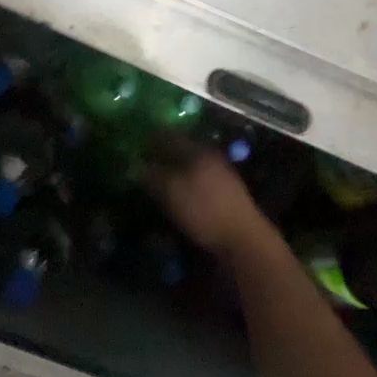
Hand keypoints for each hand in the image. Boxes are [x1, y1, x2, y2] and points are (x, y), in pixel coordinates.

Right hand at [144, 146, 277, 258]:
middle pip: (180, 151)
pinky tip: (175, 197)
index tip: (133, 145)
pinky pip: (198, 184)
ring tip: (155, 183)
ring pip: (190, 168)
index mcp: (198, 150)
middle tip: (140, 165)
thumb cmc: (203, 210)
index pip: (168, 136)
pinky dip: (184, 187)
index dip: (149, 139)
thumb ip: (151, 175)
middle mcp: (211, 158)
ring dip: (172, 173)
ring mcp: (221, 177)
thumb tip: (134, 164)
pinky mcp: (226, 196)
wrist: (244, 241)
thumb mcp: (170, 191)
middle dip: (160, 156)